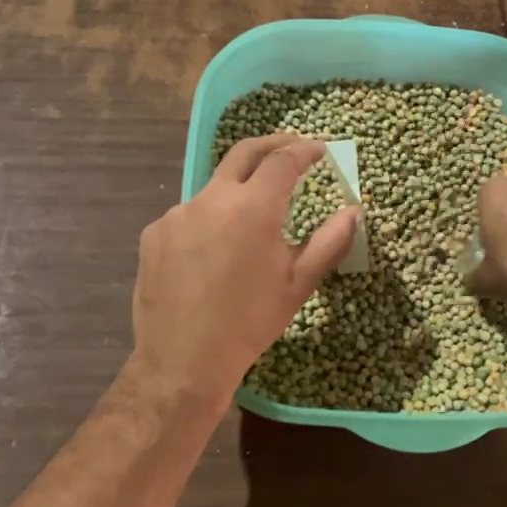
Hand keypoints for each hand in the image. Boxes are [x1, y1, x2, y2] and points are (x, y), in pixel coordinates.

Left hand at [129, 135, 359, 399]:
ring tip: (249, 225)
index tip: (319, 150)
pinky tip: (212, 254)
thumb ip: (329, 242)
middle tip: (291, 149)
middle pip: (244, 153)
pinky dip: (207, 222)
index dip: (304, 150)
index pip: (282, 160)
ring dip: (236, 195)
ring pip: (214, 190)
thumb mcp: (297, 285)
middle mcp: (212, 198)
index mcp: (253, 208)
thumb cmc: (249, 324)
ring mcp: (178, 213)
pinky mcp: (154, 233)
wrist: (183, 361)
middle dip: (272, 145)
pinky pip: (188, 216)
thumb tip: (352, 212)